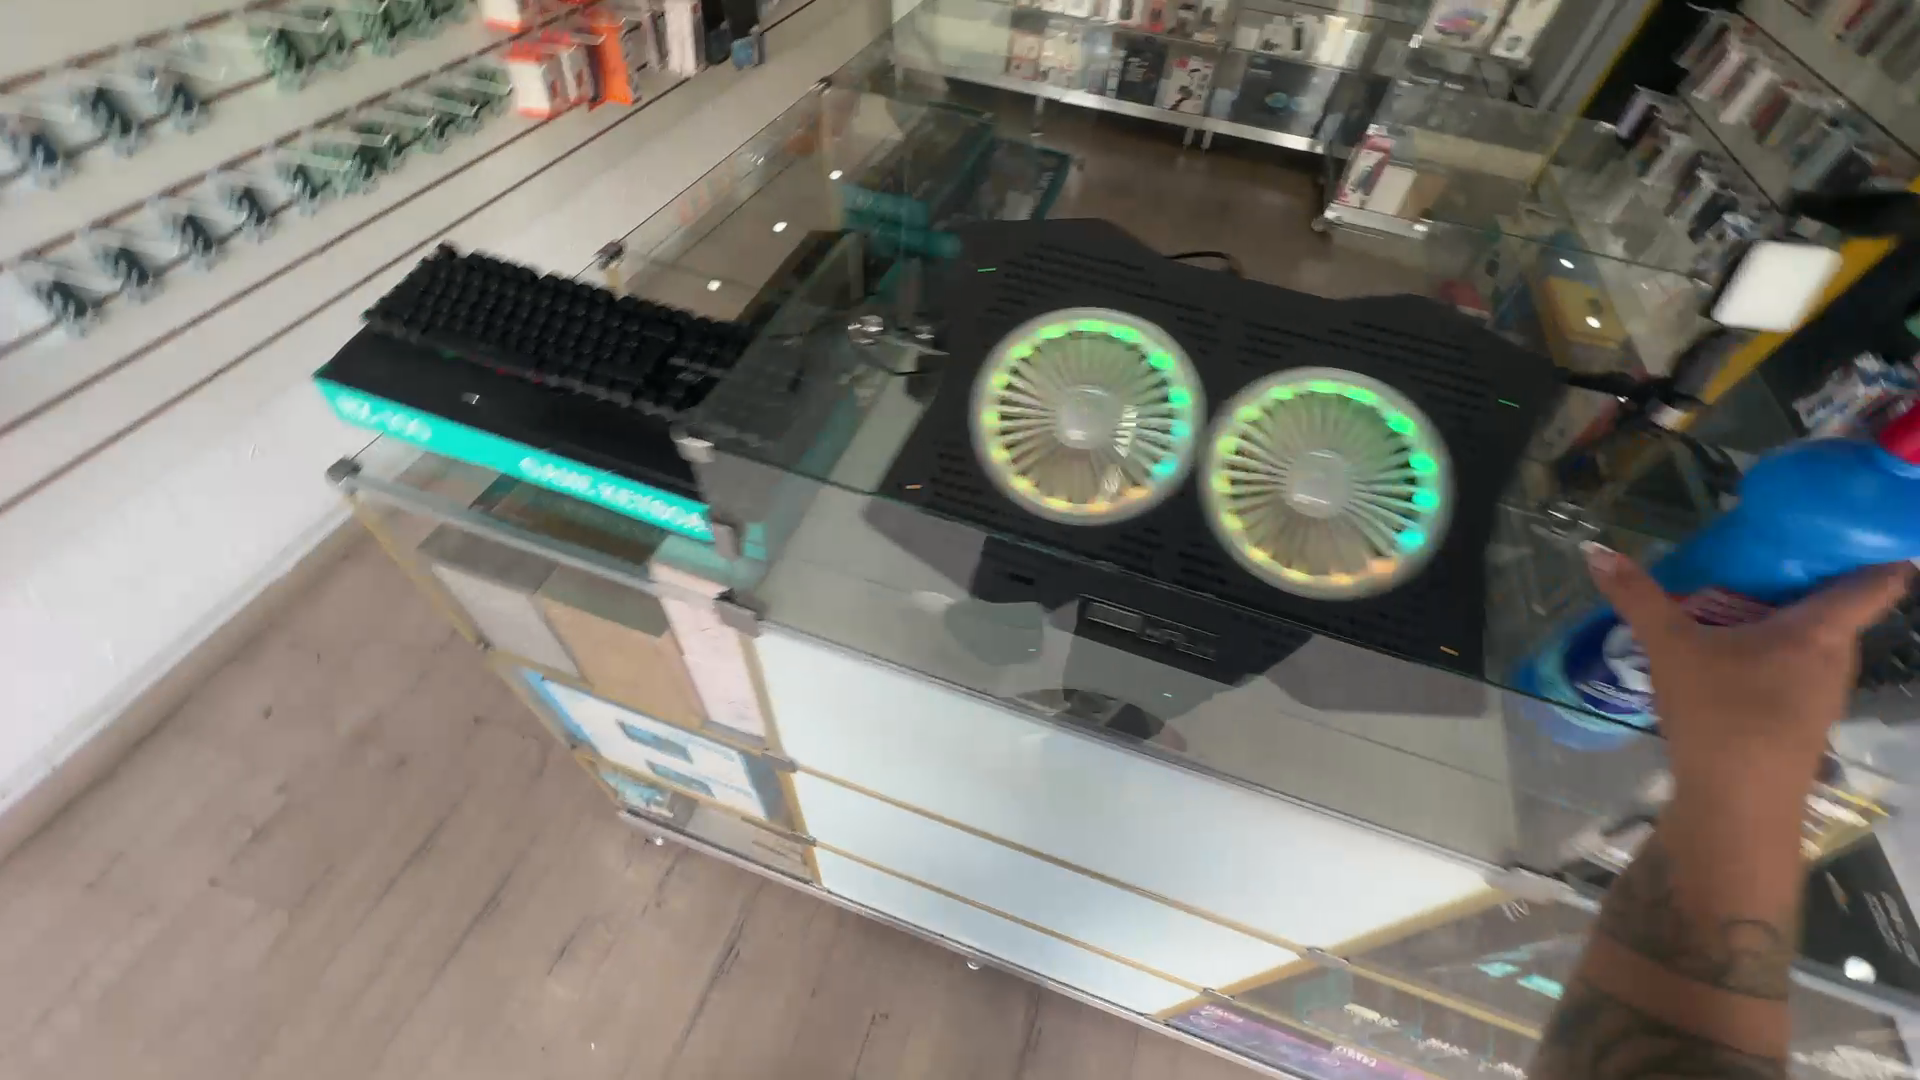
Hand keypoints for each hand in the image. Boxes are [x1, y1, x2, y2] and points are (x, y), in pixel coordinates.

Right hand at [1584, 544, 1912, 798]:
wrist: (1738, 794)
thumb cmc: (1719, 708)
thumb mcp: (1668, 646)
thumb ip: (1637, 597)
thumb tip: (1597, 550)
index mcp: (1818, 632)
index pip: (1875, 583)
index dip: (1878, 552)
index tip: (1861, 528)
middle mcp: (1836, 657)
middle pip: (1836, 609)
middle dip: (1802, 582)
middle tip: (1756, 558)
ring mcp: (1823, 691)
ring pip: (1812, 641)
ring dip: (1780, 620)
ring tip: (1730, 604)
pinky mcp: (1801, 715)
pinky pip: (1794, 667)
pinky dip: (1768, 651)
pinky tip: (1724, 656)